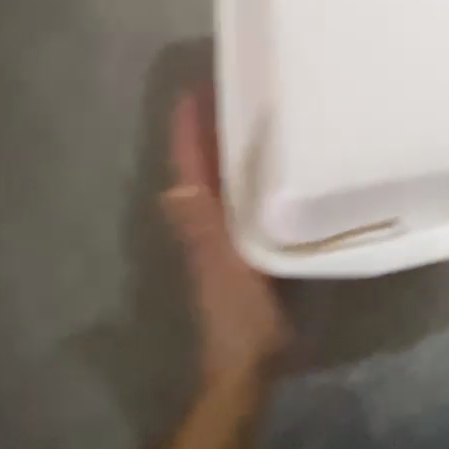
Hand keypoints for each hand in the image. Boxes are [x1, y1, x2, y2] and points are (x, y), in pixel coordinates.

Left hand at [162, 88, 288, 382]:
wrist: (248, 361)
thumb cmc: (237, 314)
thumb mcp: (221, 268)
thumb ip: (203, 230)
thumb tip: (175, 187)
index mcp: (201, 219)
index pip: (189, 165)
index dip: (188, 129)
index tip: (195, 88)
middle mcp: (208, 219)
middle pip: (201, 165)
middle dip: (207, 128)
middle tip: (230, 87)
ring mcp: (225, 233)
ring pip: (220, 179)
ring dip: (226, 146)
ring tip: (250, 112)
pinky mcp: (246, 244)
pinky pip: (242, 196)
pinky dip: (249, 172)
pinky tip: (273, 164)